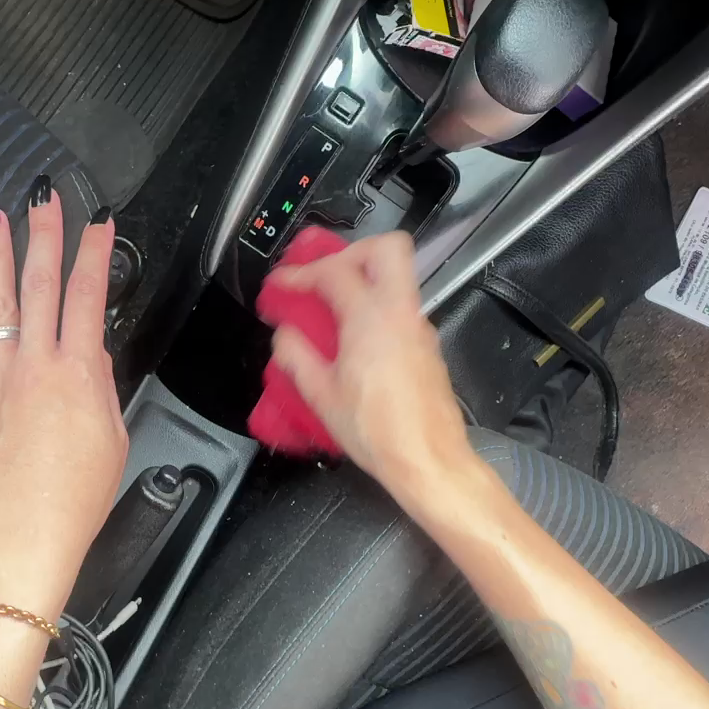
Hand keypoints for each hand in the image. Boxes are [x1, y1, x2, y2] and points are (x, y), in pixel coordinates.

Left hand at [0, 185, 127, 619]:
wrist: (18, 539)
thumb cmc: (73, 501)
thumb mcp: (111, 441)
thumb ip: (101, 391)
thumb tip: (92, 360)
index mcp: (79, 376)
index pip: (89, 297)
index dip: (95, 254)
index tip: (99, 223)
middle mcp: (34, 366)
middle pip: (40, 285)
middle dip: (44, 234)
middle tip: (43, 195)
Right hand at [267, 232, 474, 501]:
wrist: (426, 459)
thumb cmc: (381, 433)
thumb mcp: (320, 396)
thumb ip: (296, 357)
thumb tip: (285, 338)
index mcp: (370, 319)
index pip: (333, 272)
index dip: (299, 273)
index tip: (282, 283)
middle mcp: (401, 315)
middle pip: (385, 249)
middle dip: (347, 253)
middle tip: (321, 274)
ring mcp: (419, 328)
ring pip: (396, 277)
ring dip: (362, 281)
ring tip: (331, 306)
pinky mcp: (426, 347)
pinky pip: (400, 309)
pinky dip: (375, 310)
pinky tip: (353, 339)